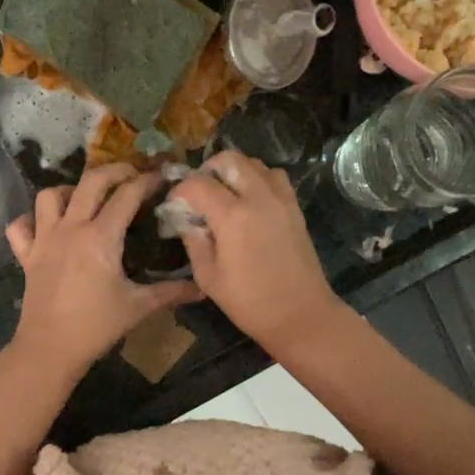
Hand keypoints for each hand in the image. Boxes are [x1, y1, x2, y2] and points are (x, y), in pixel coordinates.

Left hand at [6, 164, 202, 375]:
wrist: (50, 348)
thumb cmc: (96, 326)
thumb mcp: (138, 307)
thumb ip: (170, 292)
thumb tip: (201, 289)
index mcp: (101, 237)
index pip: (127, 195)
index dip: (146, 182)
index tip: (160, 179)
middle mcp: (71, 228)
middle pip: (90, 182)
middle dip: (114, 171)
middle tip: (130, 176)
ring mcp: (44, 240)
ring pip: (50, 196)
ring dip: (70, 190)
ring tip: (85, 199)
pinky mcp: (27, 256)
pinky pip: (20, 227)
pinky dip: (30, 220)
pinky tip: (45, 226)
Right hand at [173, 150, 342, 348]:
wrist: (300, 314)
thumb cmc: (249, 302)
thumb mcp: (208, 277)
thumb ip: (194, 242)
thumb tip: (185, 221)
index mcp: (232, 216)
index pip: (197, 184)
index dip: (179, 191)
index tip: (173, 205)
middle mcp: (258, 197)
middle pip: (229, 160)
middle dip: (207, 170)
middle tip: (199, 192)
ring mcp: (281, 199)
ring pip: (254, 163)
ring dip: (234, 172)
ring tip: (224, 194)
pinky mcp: (295, 207)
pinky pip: (274, 177)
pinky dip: (257, 179)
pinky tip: (249, 202)